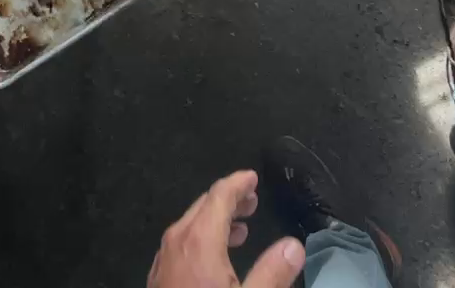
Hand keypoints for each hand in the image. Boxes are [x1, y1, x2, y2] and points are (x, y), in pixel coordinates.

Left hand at [147, 170, 304, 287]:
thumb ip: (273, 272)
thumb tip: (294, 245)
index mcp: (199, 238)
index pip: (219, 195)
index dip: (238, 183)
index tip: (253, 177)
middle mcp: (177, 240)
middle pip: (203, 205)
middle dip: (229, 199)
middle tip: (253, 200)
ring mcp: (164, 259)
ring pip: (191, 224)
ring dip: (216, 219)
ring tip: (241, 227)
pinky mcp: (159, 277)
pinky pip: (182, 242)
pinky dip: (202, 236)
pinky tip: (216, 255)